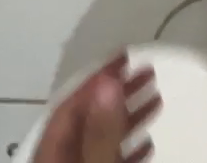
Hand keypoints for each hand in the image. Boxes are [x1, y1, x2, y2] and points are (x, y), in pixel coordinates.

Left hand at [31, 57, 160, 162]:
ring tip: (156, 97)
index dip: (97, 77)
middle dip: (118, 91)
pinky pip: (105, 156)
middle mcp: (57, 157)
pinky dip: (125, 144)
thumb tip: (109, 81)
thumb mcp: (97, 161)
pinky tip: (146, 140)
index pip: (71, 104)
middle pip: (86, 117)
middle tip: (149, 70)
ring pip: (99, 136)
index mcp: (50, 151)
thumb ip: (101, 128)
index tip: (126, 54)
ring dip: (128, 115)